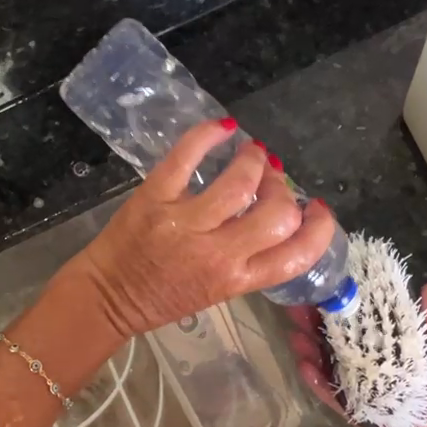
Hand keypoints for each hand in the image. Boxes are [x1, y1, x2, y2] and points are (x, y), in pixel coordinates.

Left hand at [66, 119, 337, 337]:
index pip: (297, 255)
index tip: (317, 209)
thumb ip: (249, 260)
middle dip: (281, 189)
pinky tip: (223, 128)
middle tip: (270, 180)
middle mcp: (217, 254)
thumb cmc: (163, 297)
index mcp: (236, 280)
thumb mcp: (218, 290)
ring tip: (251, 154)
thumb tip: (279, 214)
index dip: (320, 228)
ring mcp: (185, 224)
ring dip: (254, 159)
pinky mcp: (155, 198)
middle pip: (277, 213)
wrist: (107, 298)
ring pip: (240, 180)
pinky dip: (209, 134)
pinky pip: (188, 156)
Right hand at [287, 284, 426, 426]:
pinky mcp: (361, 417)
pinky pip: (336, 397)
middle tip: (301, 304)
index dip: (358, 302)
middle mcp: (390, 368)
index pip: (381, 320)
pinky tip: (303, 364)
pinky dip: (318, 381)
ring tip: (294, 329)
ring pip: (337, 365)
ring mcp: (372, 392)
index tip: (335, 282)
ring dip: (315, 346)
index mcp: (415, 352)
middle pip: (351, 340)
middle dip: (325, 321)